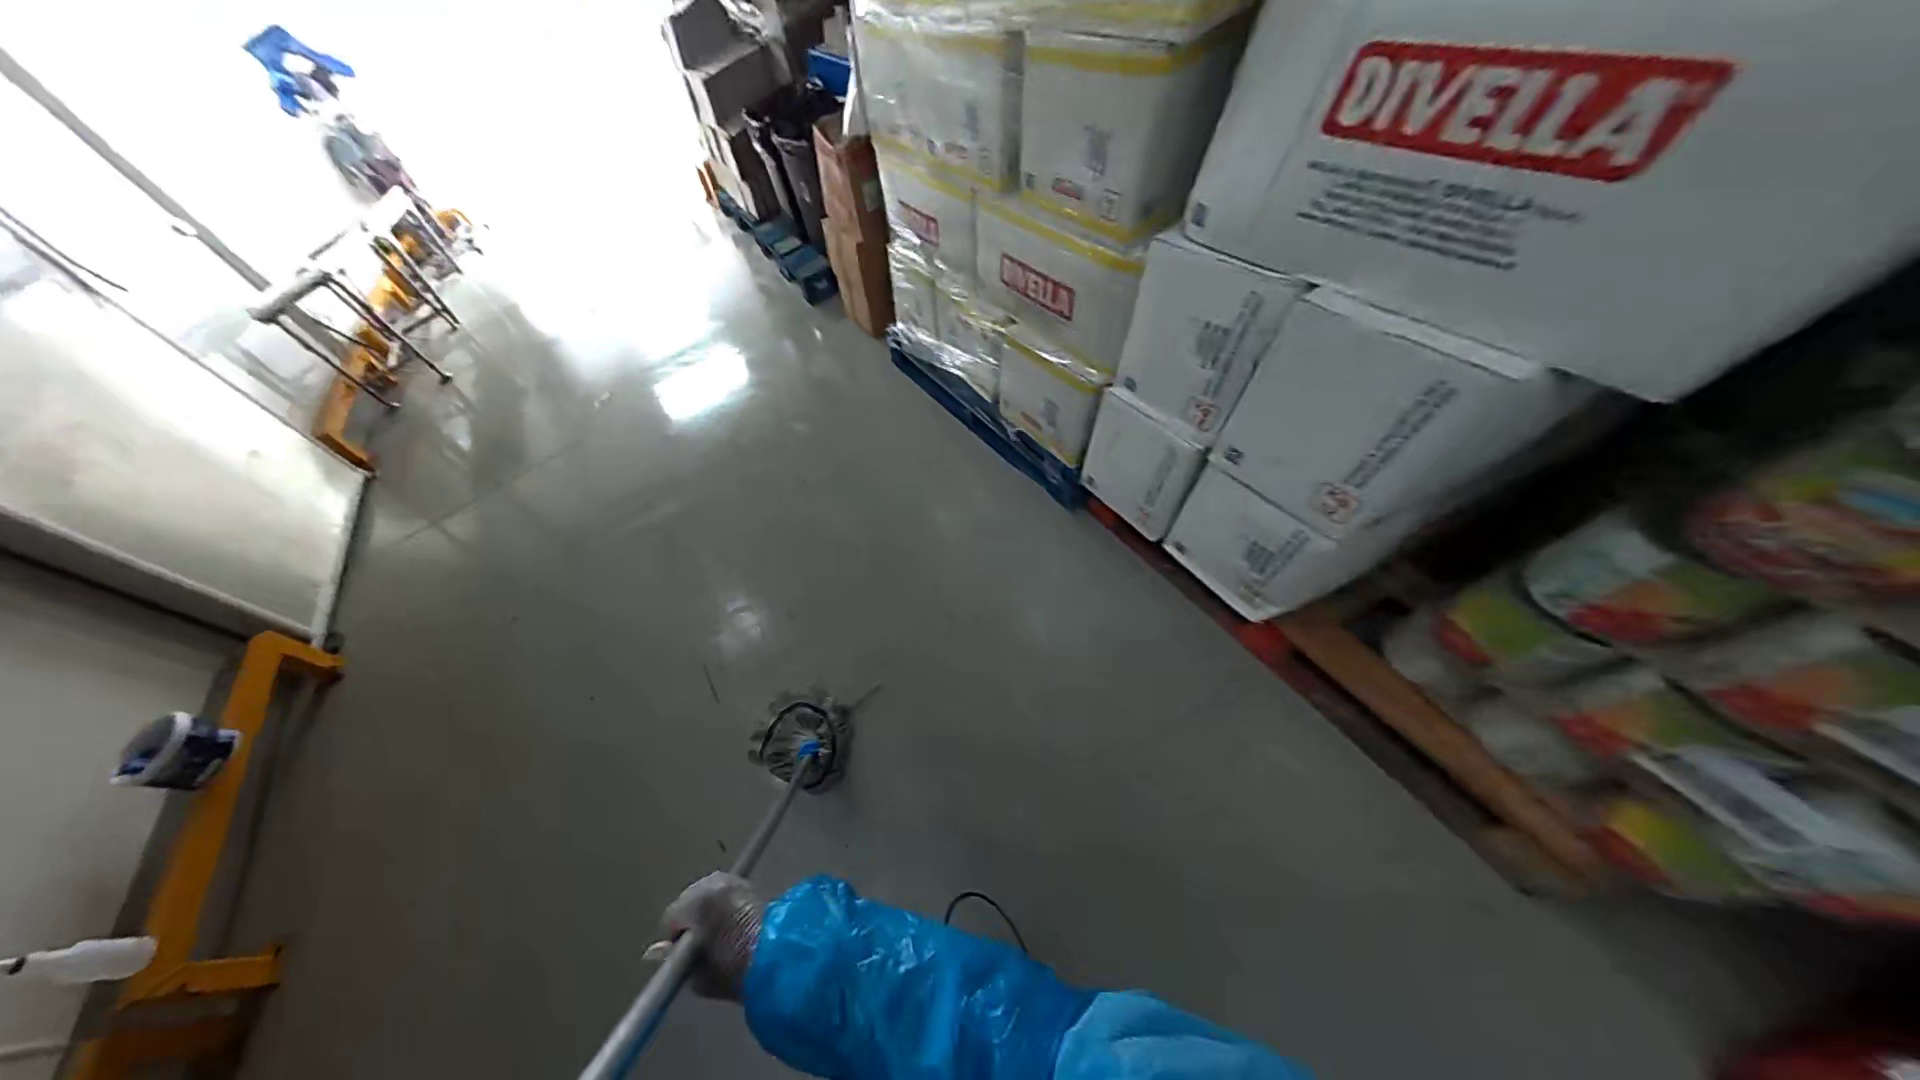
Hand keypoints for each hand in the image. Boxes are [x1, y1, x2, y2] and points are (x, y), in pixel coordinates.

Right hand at [644, 872, 762, 1000]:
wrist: (780, 952)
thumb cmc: (735, 964)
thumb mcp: (699, 973)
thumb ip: (674, 959)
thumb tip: (654, 952)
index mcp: (695, 900)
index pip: (671, 919)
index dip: (675, 941)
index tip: (684, 958)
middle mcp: (712, 881)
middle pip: (690, 903)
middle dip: (693, 922)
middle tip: (703, 948)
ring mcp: (734, 879)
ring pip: (709, 896)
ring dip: (710, 912)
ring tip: (721, 937)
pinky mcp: (751, 883)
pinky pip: (727, 894)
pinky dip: (726, 907)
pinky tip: (736, 925)